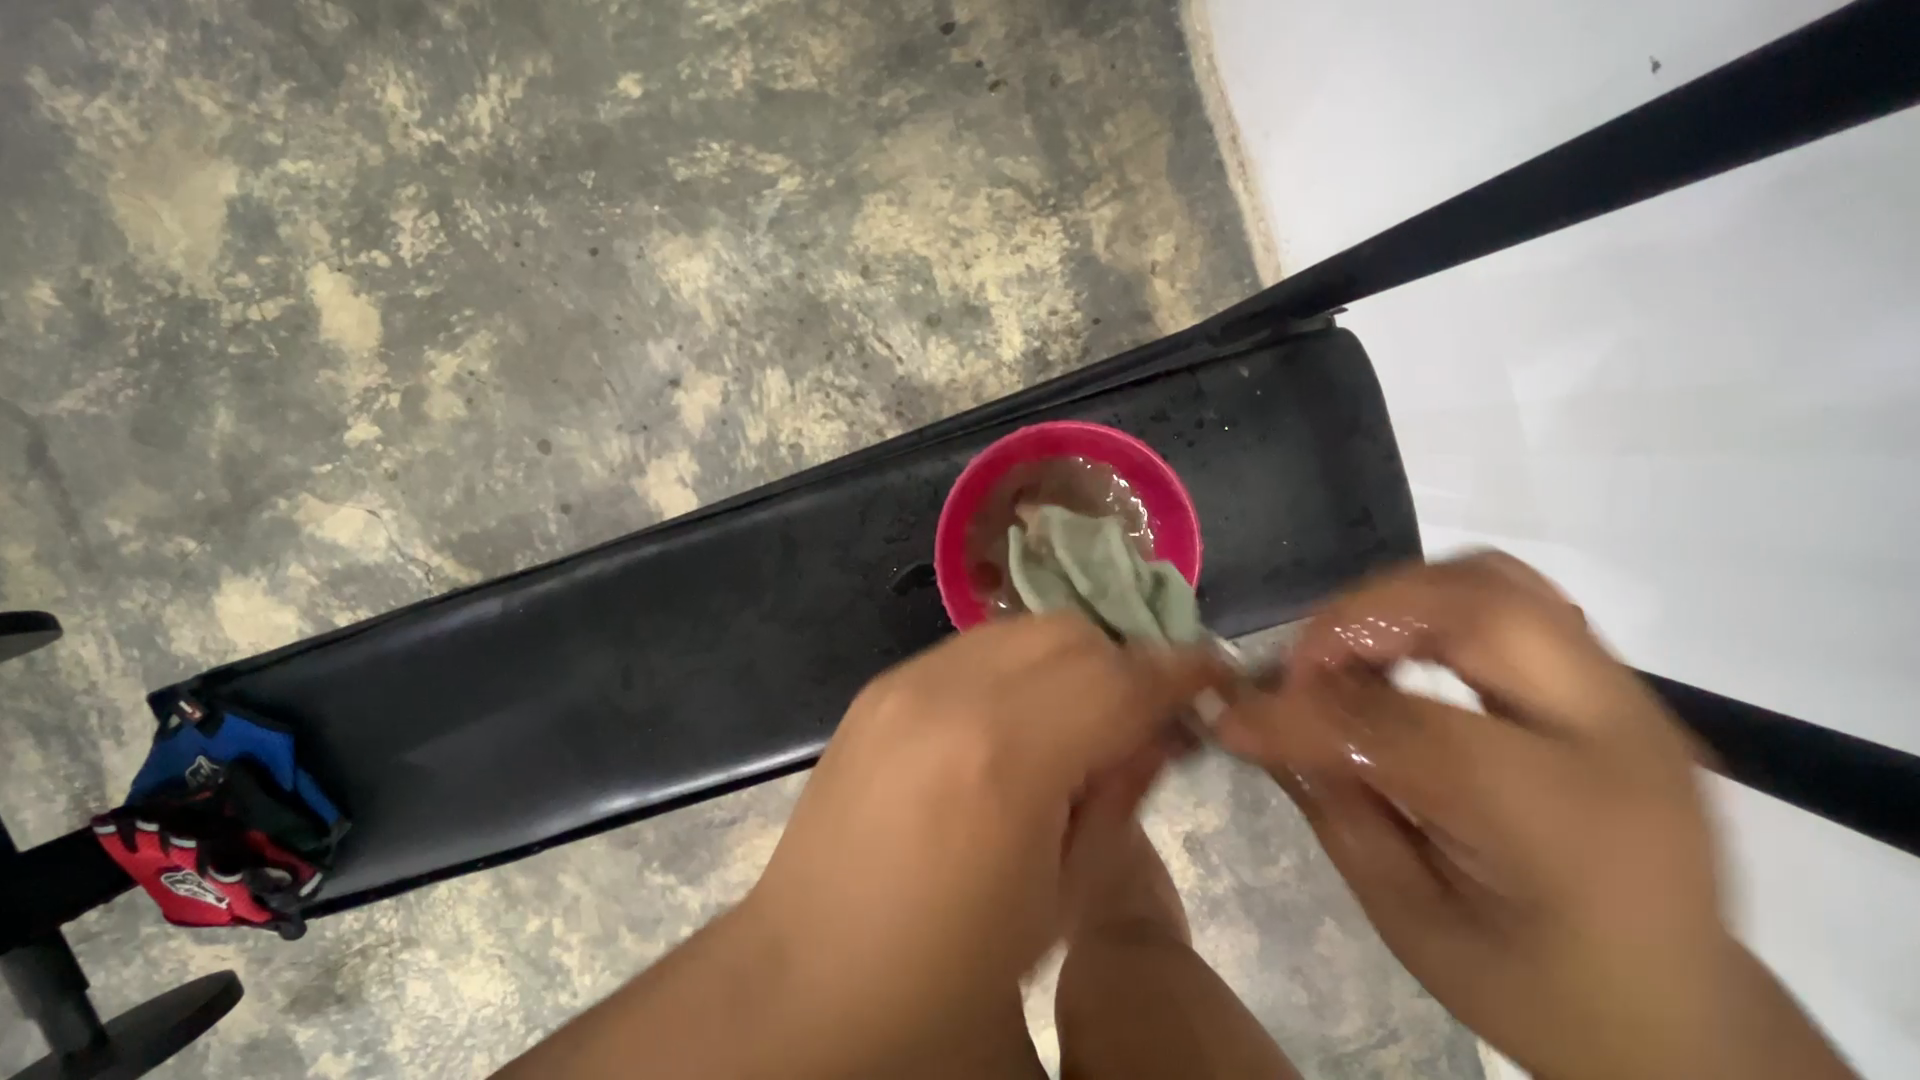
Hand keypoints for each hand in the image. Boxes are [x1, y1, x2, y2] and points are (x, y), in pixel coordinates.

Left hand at [741, 615, 1220, 1067]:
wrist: (811, 978)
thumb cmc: (948, 969)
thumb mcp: (1063, 901)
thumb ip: (1119, 799)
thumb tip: (1155, 732)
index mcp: (1008, 758)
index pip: (1124, 679)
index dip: (1182, 673)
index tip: (1215, 679)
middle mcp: (952, 694)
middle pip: (1073, 634)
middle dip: (1123, 666)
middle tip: (1137, 724)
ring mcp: (905, 682)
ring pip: (1022, 629)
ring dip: (1068, 663)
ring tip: (1074, 725)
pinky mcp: (876, 688)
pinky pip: (972, 650)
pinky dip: (1014, 670)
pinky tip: (1012, 727)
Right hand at [1216, 553, 1855, 1079]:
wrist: (1682, 1014)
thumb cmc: (1537, 989)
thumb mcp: (1413, 922)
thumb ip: (1337, 807)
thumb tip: (1261, 720)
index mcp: (1565, 823)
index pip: (1409, 728)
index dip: (1303, 712)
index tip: (1234, 715)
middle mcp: (1617, 736)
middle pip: (1475, 609)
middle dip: (1357, 619)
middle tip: (1298, 670)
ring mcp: (1633, 698)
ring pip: (1498, 582)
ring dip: (1396, 602)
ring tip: (1342, 657)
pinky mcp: (1621, 685)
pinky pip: (1517, 600)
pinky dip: (1436, 608)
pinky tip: (1399, 656)